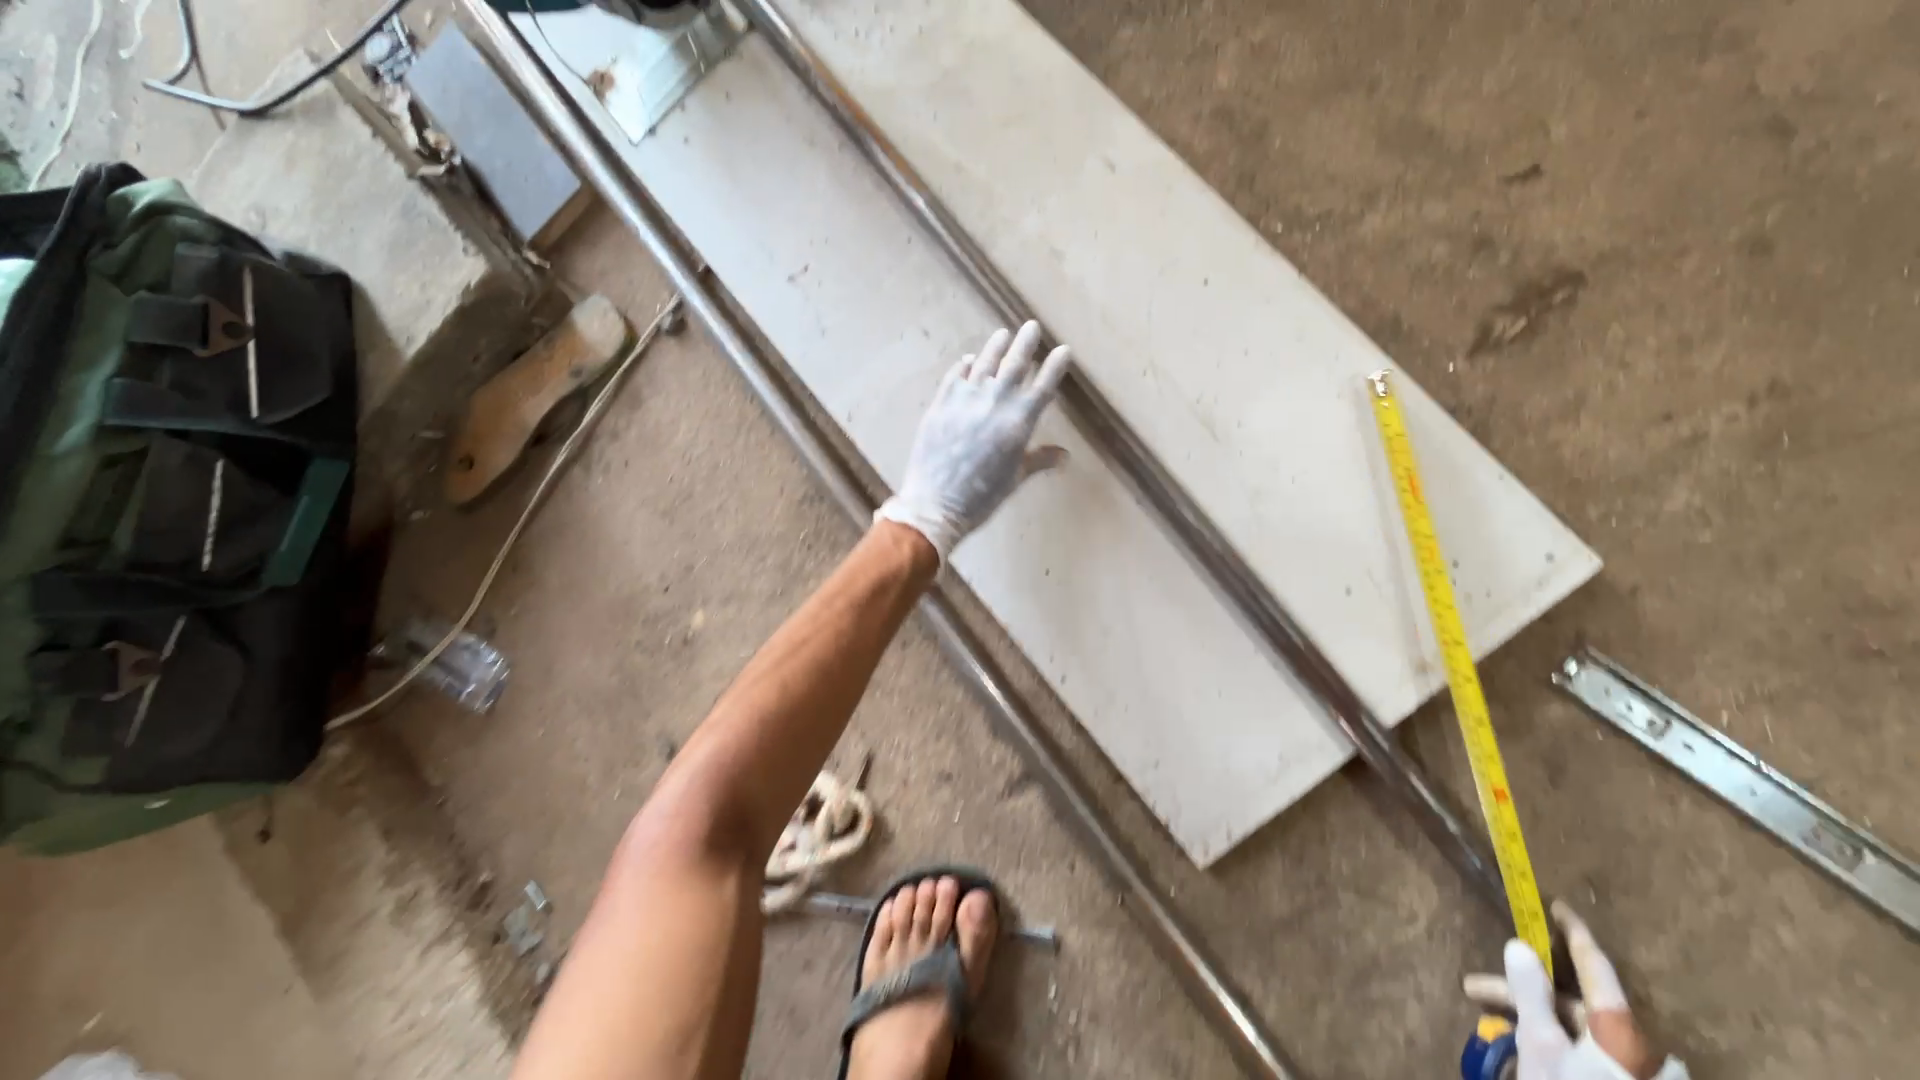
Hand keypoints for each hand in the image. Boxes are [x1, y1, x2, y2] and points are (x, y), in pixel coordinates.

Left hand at [875, 321, 1071, 562]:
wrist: (936, 504)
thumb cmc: (981, 497)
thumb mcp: (1015, 478)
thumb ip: (1039, 460)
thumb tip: (1065, 456)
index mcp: (1019, 422)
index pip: (1043, 386)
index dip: (1055, 366)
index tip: (1063, 350)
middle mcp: (994, 403)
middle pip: (1014, 364)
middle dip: (1026, 343)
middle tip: (1032, 326)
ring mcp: (965, 400)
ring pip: (984, 364)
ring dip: (995, 347)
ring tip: (1002, 334)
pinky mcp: (941, 405)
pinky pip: (955, 377)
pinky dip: (964, 366)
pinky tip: (969, 360)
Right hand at [1463, 902, 1688, 1079]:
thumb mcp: (1541, 1047)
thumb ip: (1530, 993)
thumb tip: (1519, 945)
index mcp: (1619, 1028)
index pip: (1595, 965)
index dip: (1573, 932)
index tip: (1554, 905)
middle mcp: (1631, 1047)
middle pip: (1571, 1001)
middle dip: (1519, 990)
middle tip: (1473, 989)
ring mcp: (1626, 1072)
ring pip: (1571, 1029)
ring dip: (1526, 1019)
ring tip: (1485, 1027)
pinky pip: (1580, 1054)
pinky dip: (1547, 1045)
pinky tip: (1516, 1055)